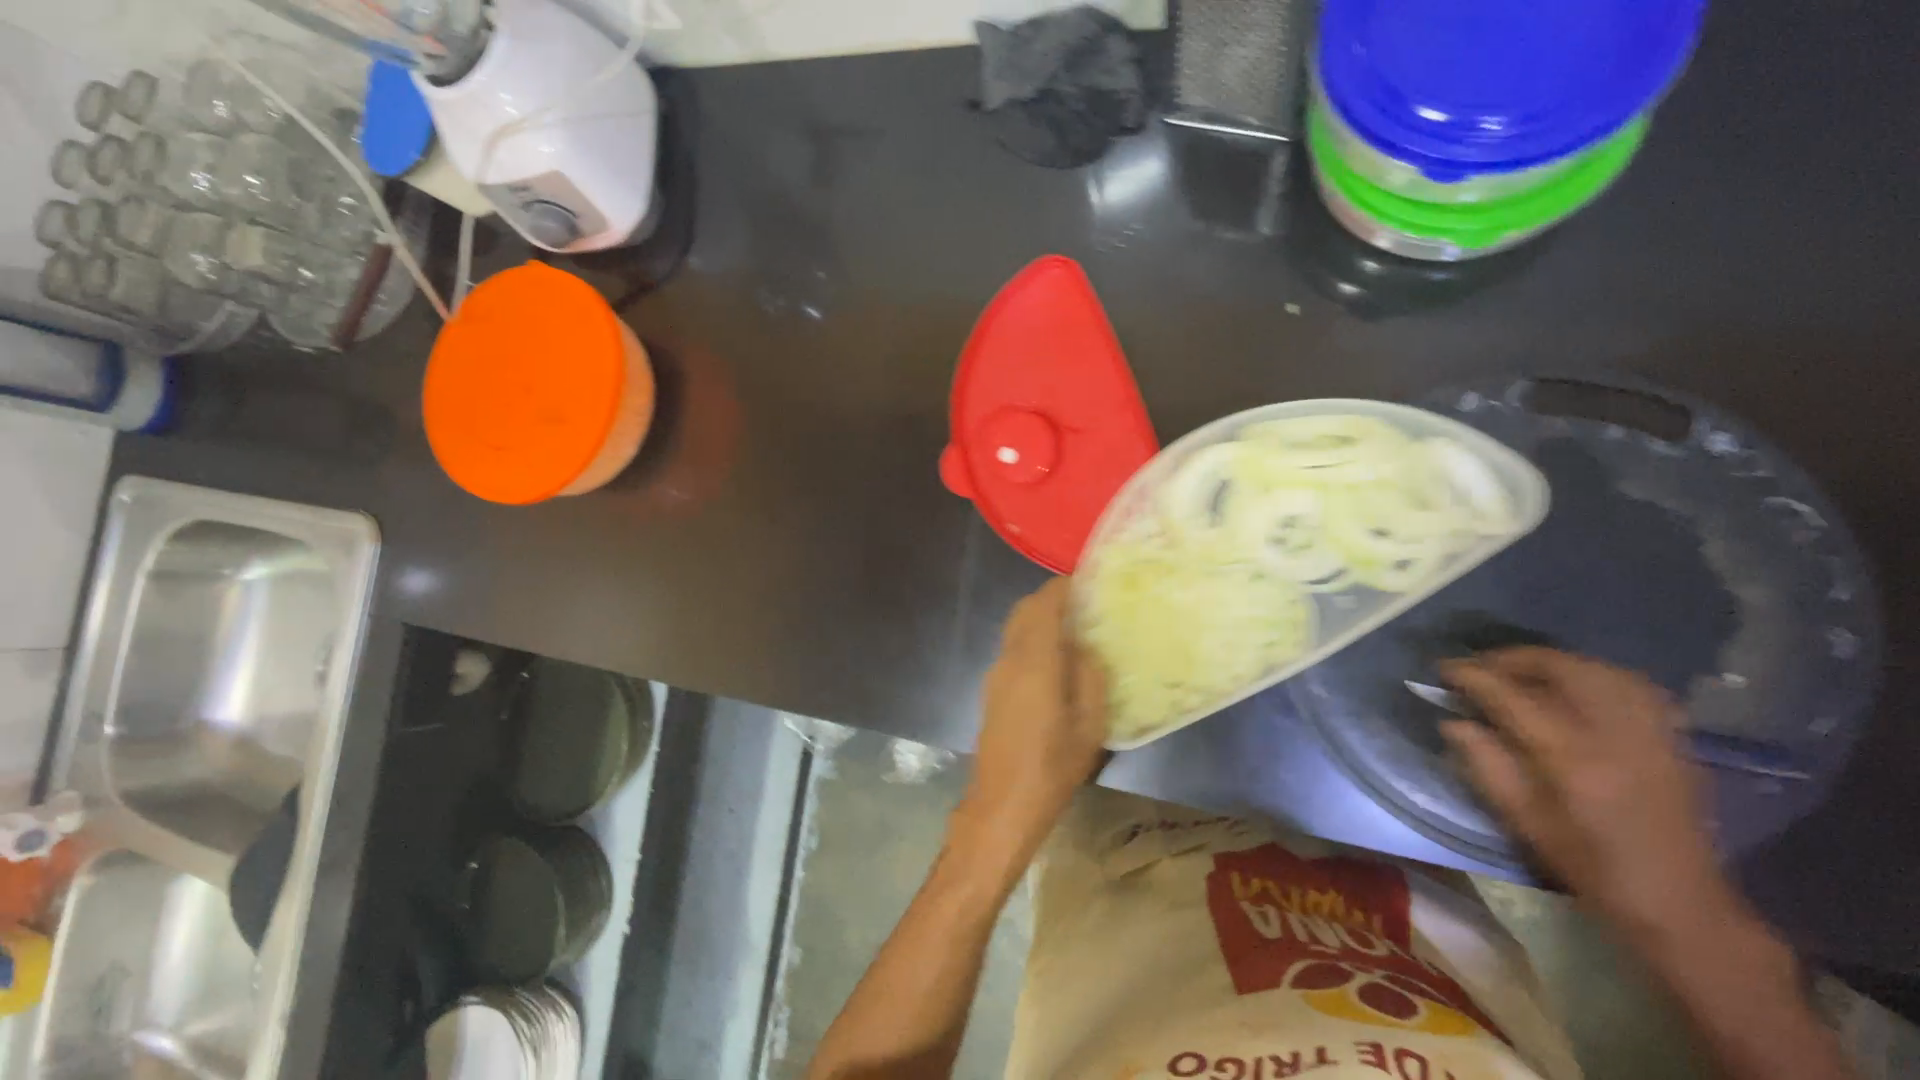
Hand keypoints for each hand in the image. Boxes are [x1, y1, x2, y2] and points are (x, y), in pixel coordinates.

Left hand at [956, 578, 1109, 855]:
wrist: (1002, 806)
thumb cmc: (1052, 766)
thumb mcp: (1089, 723)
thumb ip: (1089, 675)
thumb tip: (1084, 645)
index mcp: (1034, 661)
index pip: (1043, 604)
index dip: (1064, 587)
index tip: (1088, 583)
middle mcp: (1008, 659)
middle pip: (1024, 611)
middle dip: (1051, 600)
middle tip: (1085, 605)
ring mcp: (995, 676)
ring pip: (1015, 630)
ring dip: (1040, 621)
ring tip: (1076, 631)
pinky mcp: (992, 693)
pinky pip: (1013, 651)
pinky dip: (1033, 641)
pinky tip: (1057, 662)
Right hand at [1441, 648, 1735, 939]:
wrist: (1675, 899)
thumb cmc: (1589, 866)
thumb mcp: (1524, 821)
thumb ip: (1486, 764)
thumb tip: (1453, 722)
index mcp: (1570, 757)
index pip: (1511, 697)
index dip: (1473, 676)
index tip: (1444, 669)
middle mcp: (1613, 732)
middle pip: (1559, 667)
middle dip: (1512, 659)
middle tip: (1480, 667)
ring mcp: (1650, 730)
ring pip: (1596, 667)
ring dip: (1552, 662)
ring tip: (1523, 672)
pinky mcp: (1672, 736)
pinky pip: (1632, 684)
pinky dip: (1596, 675)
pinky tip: (1578, 687)